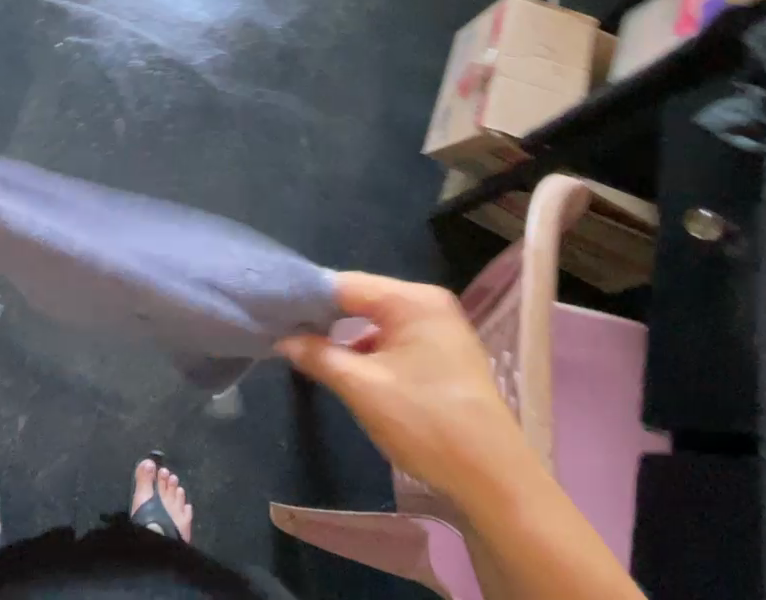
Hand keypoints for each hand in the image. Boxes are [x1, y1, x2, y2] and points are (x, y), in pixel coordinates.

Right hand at [276, 272, 526, 504]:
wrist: (494, 480)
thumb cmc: (426, 423)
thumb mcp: (361, 388)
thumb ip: (318, 355)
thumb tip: (283, 339)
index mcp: (412, 300)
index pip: (343, 284)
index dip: (305, 298)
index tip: (270, 313)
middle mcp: (429, 304)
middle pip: (360, 299)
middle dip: (323, 317)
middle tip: (283, 333)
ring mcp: (440, 329)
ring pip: (376, 322)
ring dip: (345, 337)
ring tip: (307, 351)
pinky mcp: (444, 355)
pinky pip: (394, 339)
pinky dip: (368, 350)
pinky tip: (346, 369)